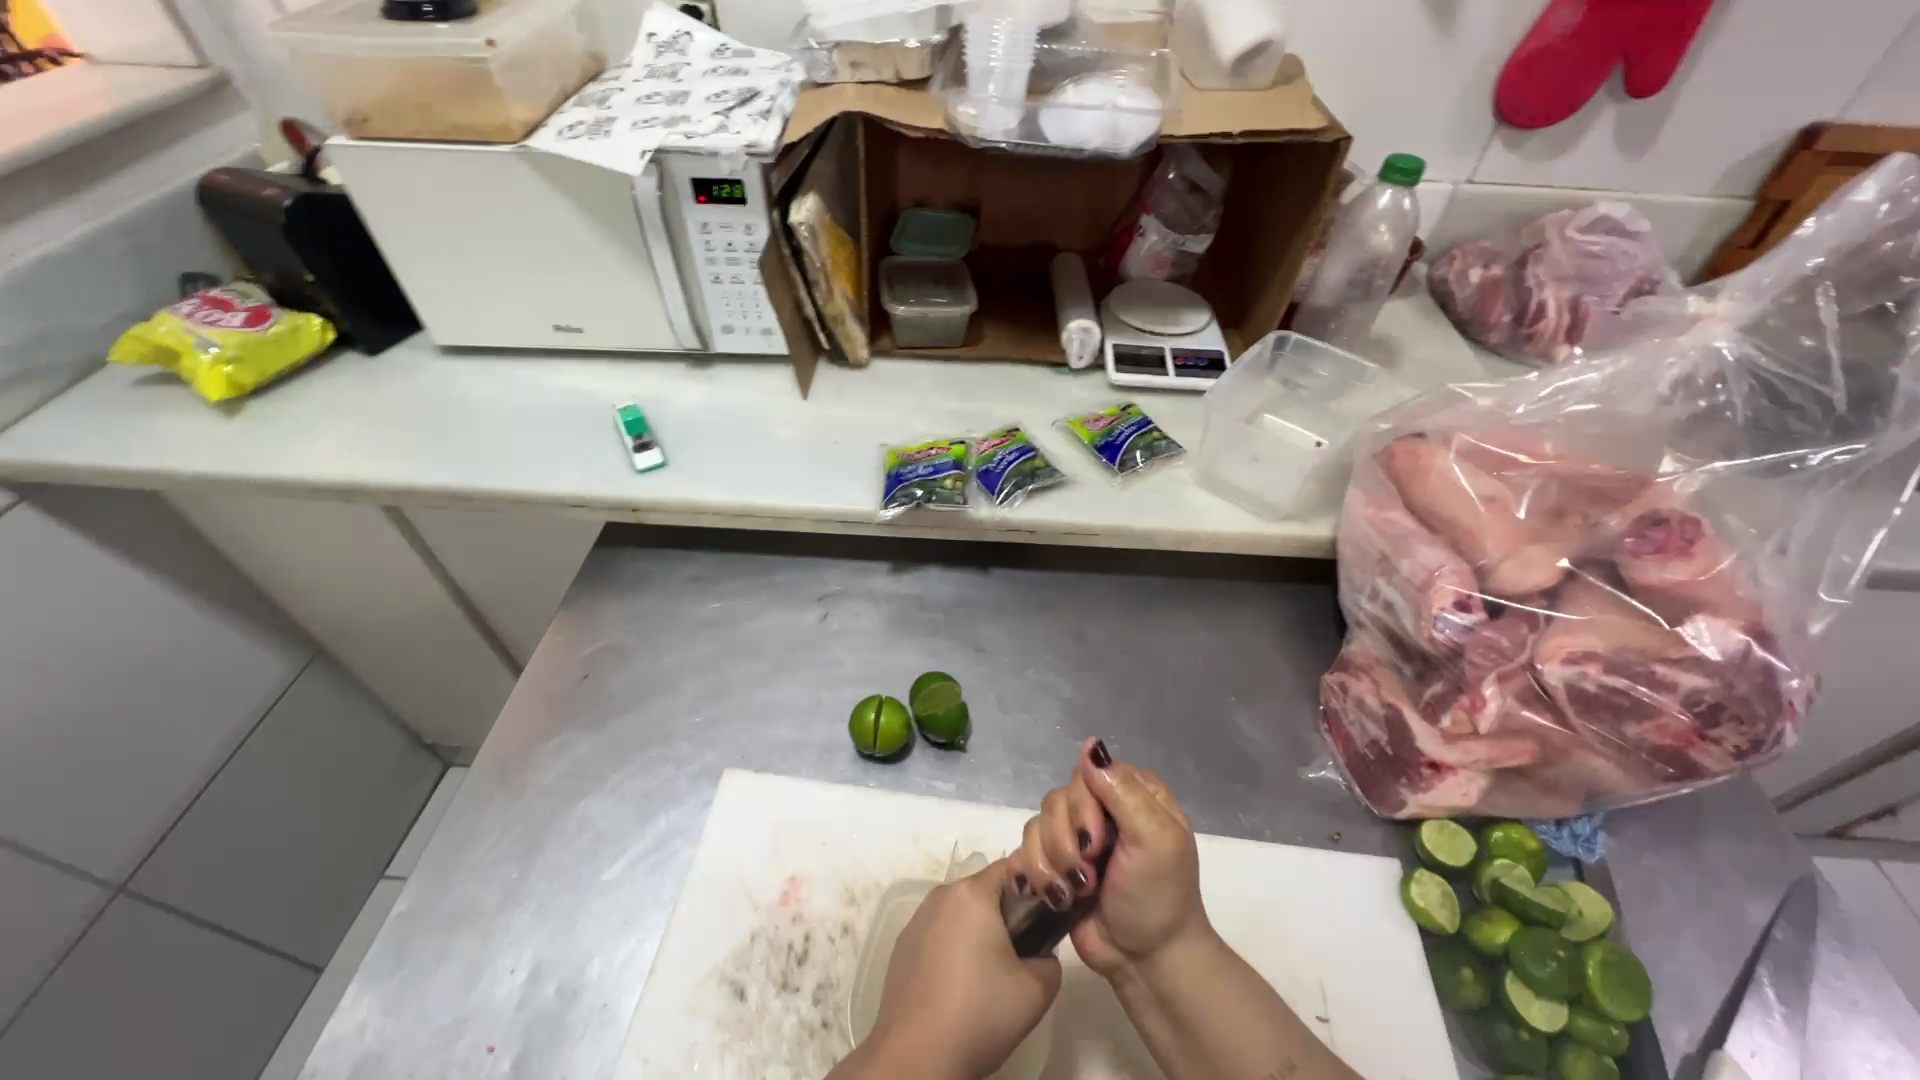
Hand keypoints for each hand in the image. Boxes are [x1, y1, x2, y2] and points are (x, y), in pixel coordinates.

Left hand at [855, 859, 1060, 1079]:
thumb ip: (1051, 958)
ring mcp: (916, 922)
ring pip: (962, 914)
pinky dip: (955, 949)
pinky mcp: (902, 948)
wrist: (915, 1058)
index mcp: (972, 894)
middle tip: (1024, 954)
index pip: (1013, 869)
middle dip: (1008, 915)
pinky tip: (961, 988)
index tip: (1046, 920)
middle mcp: (940, 897)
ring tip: (992, 976)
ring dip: (980, 933)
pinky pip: (940, 935)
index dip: (1036, 888)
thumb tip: (1038, 954)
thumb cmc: (979, 1014)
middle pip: (985, 890)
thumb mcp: (1037, 989)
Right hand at [1008, 738, 1210, 978]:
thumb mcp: (1156, 841)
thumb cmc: (1158, 897)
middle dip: (1066, 842)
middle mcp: (1100, 809)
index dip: (1083, 806)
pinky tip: (1054, 896)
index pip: (1088, 774)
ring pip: (1035, 826)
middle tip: (1090, 874)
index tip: (1098, 842)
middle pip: (1056, 800)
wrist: (1145, 958)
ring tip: (1076, 892)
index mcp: (1132, 794)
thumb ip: (1124, 792)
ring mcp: (1073, 838)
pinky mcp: (1052, 866)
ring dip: (1052, 865)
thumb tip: (1089, 746)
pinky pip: (1022, 852)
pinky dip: (1034, 875)